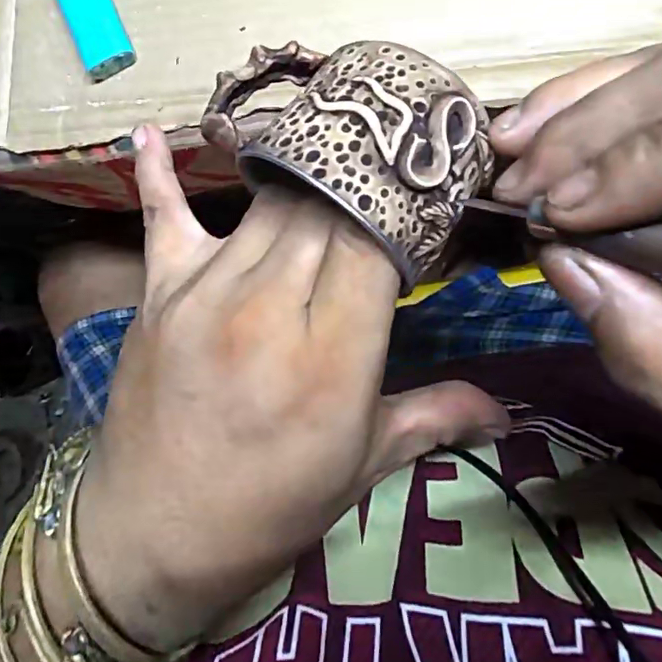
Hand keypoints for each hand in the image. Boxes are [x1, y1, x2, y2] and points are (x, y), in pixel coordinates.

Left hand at [71, 125, 509, 651]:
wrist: (155, 531)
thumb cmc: (268, 506)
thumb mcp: (360, 466)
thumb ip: (435, 417)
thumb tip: (509, 410)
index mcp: (332, 354)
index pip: (377, 241)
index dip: (402, 209)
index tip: (421, 191)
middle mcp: (269, 306)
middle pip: (324, 209)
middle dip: (357, 188)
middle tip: (381, 162)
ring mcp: (207, 289)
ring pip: (268, 201)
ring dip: (300, 177)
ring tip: (326, 148)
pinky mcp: (160, 287)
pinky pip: (162, 214)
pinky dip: (157, 172)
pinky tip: (152, 130)